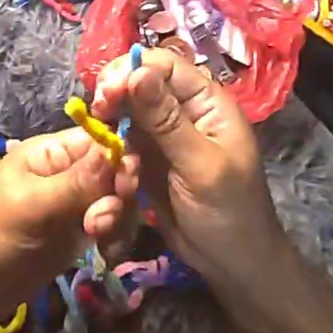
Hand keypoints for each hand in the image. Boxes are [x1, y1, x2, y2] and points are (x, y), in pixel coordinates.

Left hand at [0, 129, 125, 329]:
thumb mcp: (32, 206)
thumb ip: (77, 182)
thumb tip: (120, 148)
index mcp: (51, 152)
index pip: (101, 140)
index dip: (121, 159)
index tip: (125, 188)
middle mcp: (68, 171)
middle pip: (116, 171)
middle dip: (119, 196)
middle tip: (100, 223)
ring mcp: (75, 202)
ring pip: (118, 199)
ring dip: (119, 219)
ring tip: (101, 240)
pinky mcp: (79, 231)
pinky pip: (111, 225)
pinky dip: (116, 237)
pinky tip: (106, 253)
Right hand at [91, 47, 288, 292]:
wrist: (234, 267)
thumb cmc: (228, 213)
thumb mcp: (199, 165)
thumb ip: (166, 120)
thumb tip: (136, 72)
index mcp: (207, 101)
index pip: (164, 65)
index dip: (131, 70)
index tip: (104, 93)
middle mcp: (185, 109)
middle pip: (140, 83)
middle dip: (116, 96)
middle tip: (97, 114)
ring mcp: (166, 134)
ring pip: (128, 112)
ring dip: (113, 127)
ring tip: (108, 150)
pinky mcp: (150, 157)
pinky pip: (124, 141)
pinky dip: (115, 151)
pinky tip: (116, 169)